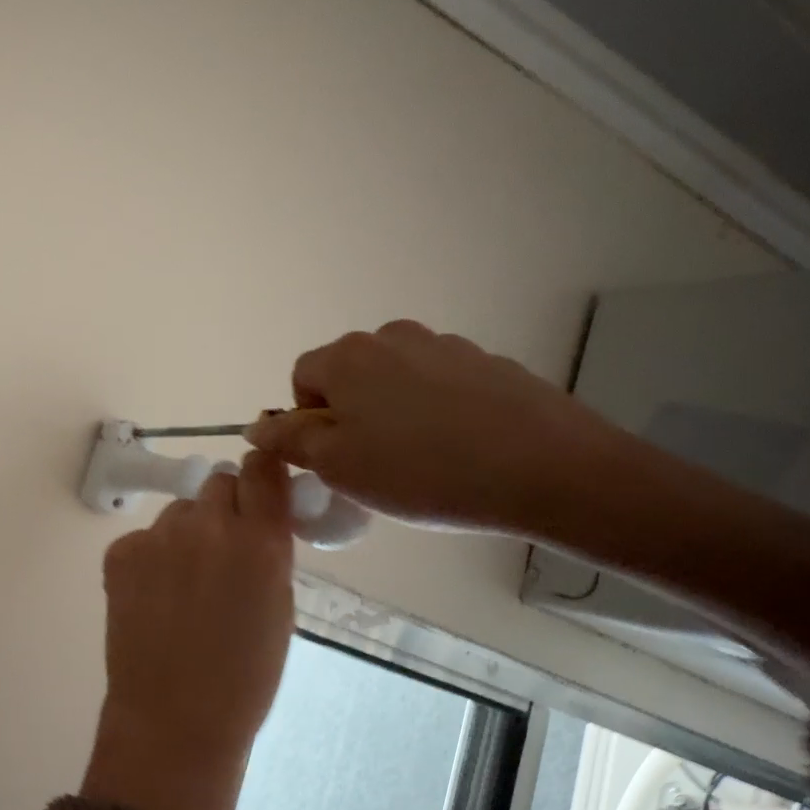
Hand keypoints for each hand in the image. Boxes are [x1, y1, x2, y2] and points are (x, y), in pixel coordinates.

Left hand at [79, 451, 295, 809]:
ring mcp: (158, 536)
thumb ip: (267, 554)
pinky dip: (150, 557)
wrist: (175, 716)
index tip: (261, 482)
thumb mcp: (278, 608)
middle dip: (224, 506)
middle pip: (217, 483)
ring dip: (186, 533)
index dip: (262, 473)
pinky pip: (143, 539)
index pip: (262, 470)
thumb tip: (255, 524)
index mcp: (260, 541)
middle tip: (222, 545)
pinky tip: (153, 597)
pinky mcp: (120, 551)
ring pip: (178, 513)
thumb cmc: (244, 676)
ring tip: (183, 585)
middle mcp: (209, 526)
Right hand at [246, 319, 622, 534]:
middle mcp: (392, 337)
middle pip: (350, 374)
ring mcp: (447, 346)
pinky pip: (444, 386)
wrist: (551, 472)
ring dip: (397, 411)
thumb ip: (290, 442)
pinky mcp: (493, 364)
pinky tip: (465, 450)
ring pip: (398, 379)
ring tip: (425, 460)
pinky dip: (442, 411)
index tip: (337, 458)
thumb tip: (259, 427)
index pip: (302, 378)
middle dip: (353, 413)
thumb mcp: (338, 467)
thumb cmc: (423, 472)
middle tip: (376, 462)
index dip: (310, 421)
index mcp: (347, 357)